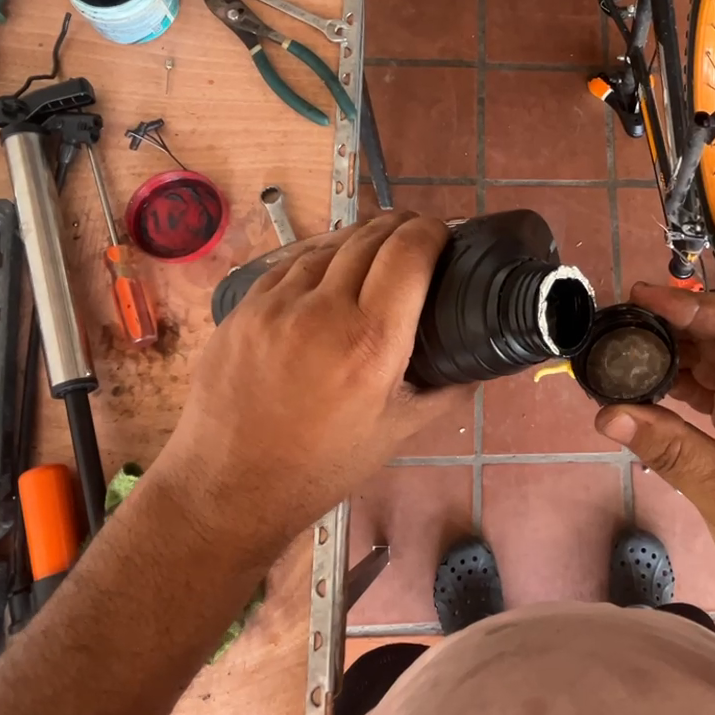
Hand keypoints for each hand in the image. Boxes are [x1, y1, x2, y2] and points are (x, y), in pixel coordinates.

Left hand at [150, 213, 471, 543]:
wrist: (228, 487)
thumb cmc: (323, 465)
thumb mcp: (398, 431)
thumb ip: (449, 389)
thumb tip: (485, 361)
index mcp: (372, 342)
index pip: (408, 253)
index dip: (432, 231)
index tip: (444, 235)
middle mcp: (324, 311)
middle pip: (371, 237)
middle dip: (401, 226)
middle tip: (417, 235)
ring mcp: (277, 305)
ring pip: (329, 245)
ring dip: (361, 239)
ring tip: (376, 249)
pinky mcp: (244, 307)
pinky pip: (290, 264)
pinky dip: (320, 257)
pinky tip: (329, 269)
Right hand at [595, 285, 714, 623]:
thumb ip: (669, 448)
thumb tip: (605, 414)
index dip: (695, 306)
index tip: (644, 298)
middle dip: (673, 325)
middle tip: (617, 319)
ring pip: (711, 362)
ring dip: (668, 354)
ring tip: (618, 347)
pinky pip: (706, 392)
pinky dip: (673, 386)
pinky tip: (638, 384)